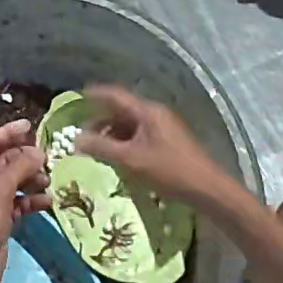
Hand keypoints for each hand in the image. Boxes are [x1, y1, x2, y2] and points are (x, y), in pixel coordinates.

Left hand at [0, 120, 50, 282]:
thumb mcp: (1, 189)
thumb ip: (20, 167)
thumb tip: (39, 152)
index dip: (9, 132)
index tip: (30, 125)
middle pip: (5, 161)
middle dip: (25, 158)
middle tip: (47, 157)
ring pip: (15, 182)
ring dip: (31, 179)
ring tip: (48, 180)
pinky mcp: (1, 219)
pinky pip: (19, 202)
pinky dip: (32, 200)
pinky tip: (47, 201)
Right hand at [74, 85, 229, 204]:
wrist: (207, 188)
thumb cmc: (168, 170)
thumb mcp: (130, 160)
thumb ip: (102, 147)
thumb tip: (76, 139)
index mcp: (147, 111)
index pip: (116, 95)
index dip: (95, 94)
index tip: (78, 96)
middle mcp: (155, 113)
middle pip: (122, 110)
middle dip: (101, 120)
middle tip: (82, 133)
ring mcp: (163, 127)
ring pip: (131, 124)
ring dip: (113, 133)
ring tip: (97, 148)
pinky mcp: (168, 141)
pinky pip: (140, 134)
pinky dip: (125, 141)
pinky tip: (118, 157)